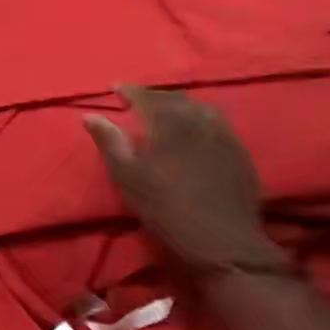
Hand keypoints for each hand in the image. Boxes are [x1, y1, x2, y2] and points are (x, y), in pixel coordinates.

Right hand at [82, 87, 288, 275]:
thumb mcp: (126, 176)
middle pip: (176, 99)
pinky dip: (202, 118)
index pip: (146, 97)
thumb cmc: (164, 207)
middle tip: (137, 99)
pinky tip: (197, 130)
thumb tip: (90, 114)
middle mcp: (198, 124)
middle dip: (154, 95)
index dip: (129, 89)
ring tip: (167, 110)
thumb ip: (109, 141)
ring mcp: (224, 138)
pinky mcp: (240, 154)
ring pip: (202, 108)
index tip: (114, 87)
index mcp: (168, 126)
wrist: (221, 241)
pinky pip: (220, 124)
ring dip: (181, 104)